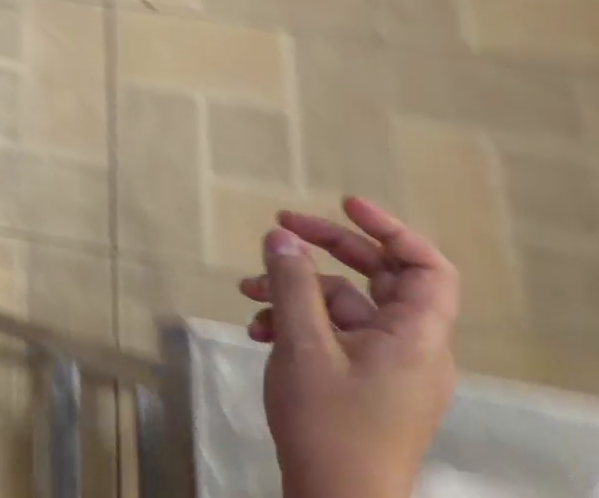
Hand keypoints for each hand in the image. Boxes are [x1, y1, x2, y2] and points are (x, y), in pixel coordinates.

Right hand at [237, 197, 458, 497]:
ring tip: (246, 294)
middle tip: (278, 227)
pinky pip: (332, 332)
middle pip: (378, 279)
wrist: (337, 495)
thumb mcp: (301, 344)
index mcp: (416, 337)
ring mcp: (388, 365)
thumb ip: (291, 284)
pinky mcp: (363, 380)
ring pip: (343, 306)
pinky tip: (258, 331)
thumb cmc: (329, 419)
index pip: (426, 268)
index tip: (343, 203)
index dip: (389, 229)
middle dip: (326, 249)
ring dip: (293, 291)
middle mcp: (412, 346)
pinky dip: (295, 322)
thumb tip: (281, 234)